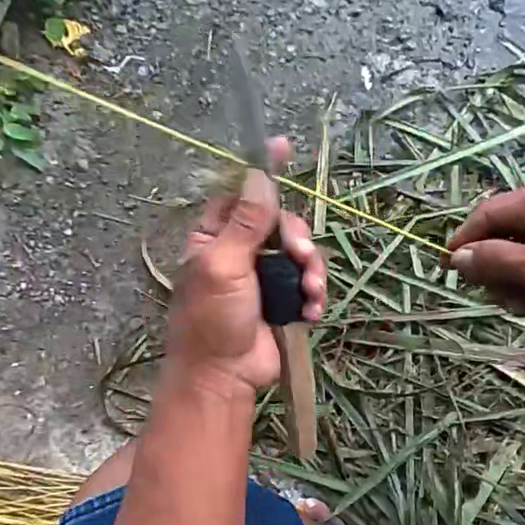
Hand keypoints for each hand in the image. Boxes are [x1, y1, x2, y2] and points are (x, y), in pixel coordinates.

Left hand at [165, 137, 326, 397]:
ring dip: (311, 270)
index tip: (282, 148)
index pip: (241, 194)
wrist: (224, 376)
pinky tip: (311, 312)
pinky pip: (307, 284)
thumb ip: (246, 222)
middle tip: (299, 257)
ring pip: (300, 254)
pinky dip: (314, 295)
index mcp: (214, 236)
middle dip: (296, 239)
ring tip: (310, 292)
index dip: (262, 173)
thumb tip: (260, 177)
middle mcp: (240, 251)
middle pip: (280, 222)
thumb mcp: (223, 265)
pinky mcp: (283, 302)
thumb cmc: (210, 319)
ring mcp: (263, 277)